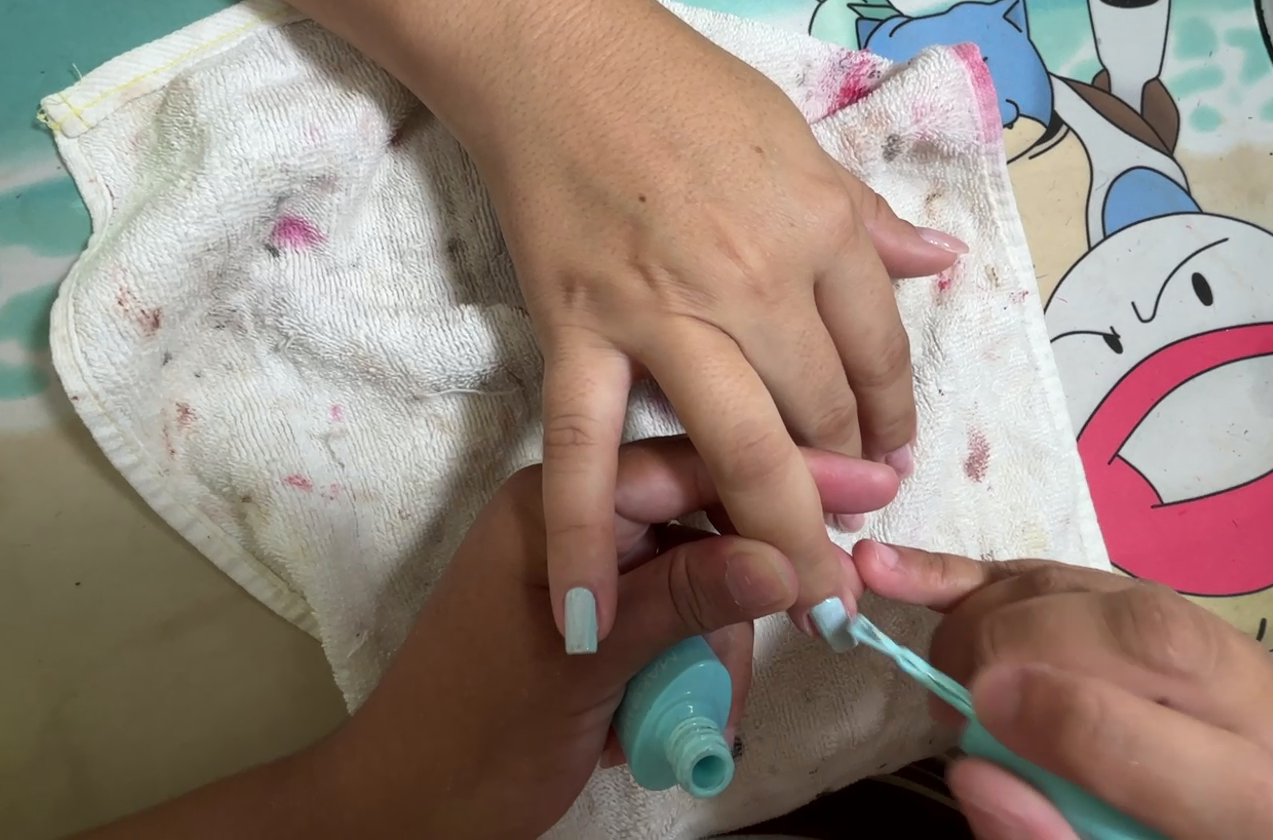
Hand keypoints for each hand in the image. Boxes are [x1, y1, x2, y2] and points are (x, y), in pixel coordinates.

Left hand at [345, 439, 893, 836]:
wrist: (404, 808)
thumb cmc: (480, 729)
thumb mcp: (590, 663)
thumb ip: (688, 600)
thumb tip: (793, 560)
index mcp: (558, 500)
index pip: (686, 466)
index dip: (780, 476)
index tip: (868, 487)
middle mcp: (575, 514)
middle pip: (698, 518)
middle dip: (756, 573)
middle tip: (829, 607)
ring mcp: (587, 563)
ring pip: (693, 574)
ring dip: (717, 640)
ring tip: (711, 706)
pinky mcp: (598, 610)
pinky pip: (670, 613)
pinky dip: (690, 659)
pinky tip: (691, 708)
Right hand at [455, 0, 961, 647]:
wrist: (553, 57)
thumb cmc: (676, 85)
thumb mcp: (793, 136)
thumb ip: (864, 213)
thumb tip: (942, 261)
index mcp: (817, 225)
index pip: (879, 351)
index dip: (893, 418)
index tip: (890, 460)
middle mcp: (757, 282)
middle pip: (822, 416)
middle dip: (844, 489)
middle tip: (848, 547)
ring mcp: (665, 316)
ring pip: (738, 449)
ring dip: (775, 536)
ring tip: (796, 604)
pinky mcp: (580, 334)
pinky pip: (587, 450)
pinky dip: (584, 537)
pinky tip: (591, 618)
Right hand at [853, 541, 1272, 839]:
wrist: (1203, 832)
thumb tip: (974, 775)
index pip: (1227, 777)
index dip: (1084, 728)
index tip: (975, 706)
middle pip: (1163, 639)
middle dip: (1029, 638)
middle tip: (953, 678)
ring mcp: (1226, 652)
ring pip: (1108, 590)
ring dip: (997, 607)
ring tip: (941, 658)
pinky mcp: (1148, 610)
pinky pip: (1063, 577)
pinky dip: (973, 575)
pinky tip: (898, 568)